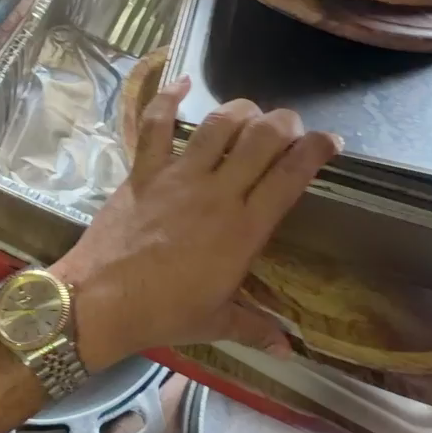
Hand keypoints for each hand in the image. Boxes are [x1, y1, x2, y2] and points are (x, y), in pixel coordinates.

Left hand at [51, 78, 339, 370]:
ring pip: (218, 125)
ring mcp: (178, 177)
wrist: (100, 302)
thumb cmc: (163, 314)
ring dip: (240, 110)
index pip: (292, 176)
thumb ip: (254, 327)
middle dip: (285, 122)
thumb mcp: (216, 322)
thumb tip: (287, 349)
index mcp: (244, 229)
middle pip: (262, 138)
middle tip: (289, 126)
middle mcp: (217, 193)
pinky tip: (181, 83)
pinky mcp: (143, 172)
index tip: (331, 142)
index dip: (317, 150)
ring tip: (250, 113)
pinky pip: (154, 126)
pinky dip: (166, 100)